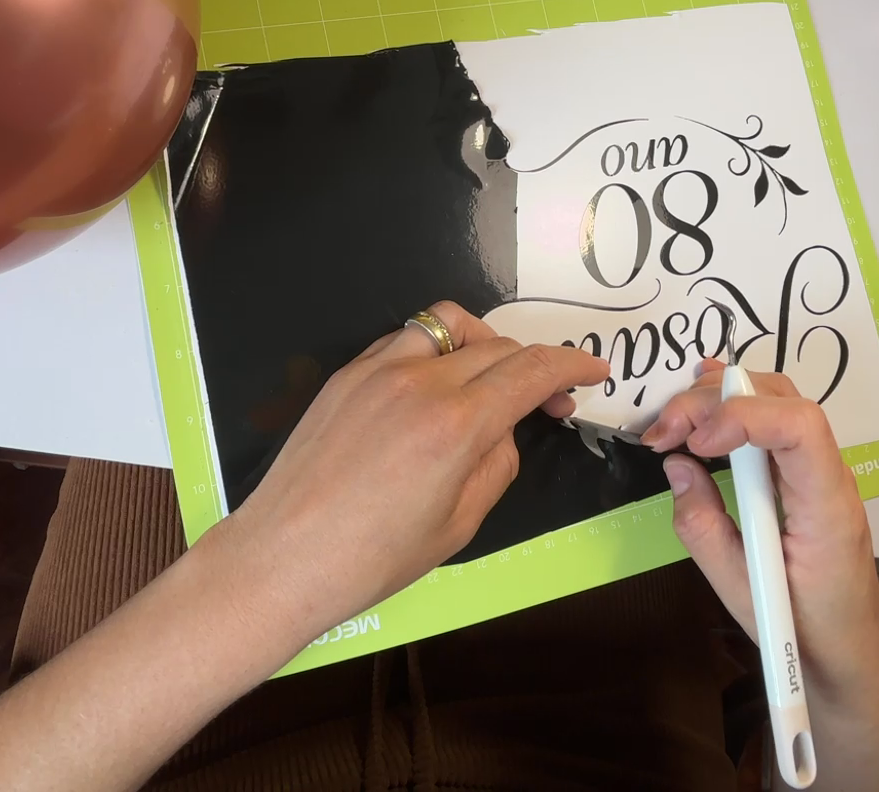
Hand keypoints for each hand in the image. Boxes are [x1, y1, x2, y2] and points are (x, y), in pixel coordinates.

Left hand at [205, 301, 610, 639]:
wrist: (284, 555)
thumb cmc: (376, 557)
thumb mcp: (460, 523)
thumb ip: (496, 461)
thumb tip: (503, 426)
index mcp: (456, 424)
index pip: (531, 370)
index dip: (572, 363)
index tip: (594, 369)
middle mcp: (420, 380)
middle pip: (497, 345)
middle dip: (535, 364)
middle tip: (547, 399)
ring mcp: (377, 368)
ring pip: (448, 322)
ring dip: (484, 340)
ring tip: (490, 376)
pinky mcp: (347, 372)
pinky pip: (405, 338)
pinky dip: (436, 349)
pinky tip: (433, 384)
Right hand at [642, 362, 878, 788]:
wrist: (848, 657)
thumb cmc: (800, 632)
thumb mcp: (737, 591)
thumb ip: (702, 526)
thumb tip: (677, 463)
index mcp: (826, 507)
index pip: (799, 427)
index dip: (741, 417)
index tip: (694, 443)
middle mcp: (831, 475)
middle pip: (780, 401)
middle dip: (711, 402)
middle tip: (661, 434)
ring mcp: (820, 469)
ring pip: (777, 398)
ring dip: (717, 398)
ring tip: (671, 424)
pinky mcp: (802, 471)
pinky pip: (774, 417)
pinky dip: (733, 401)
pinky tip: (703, 399)